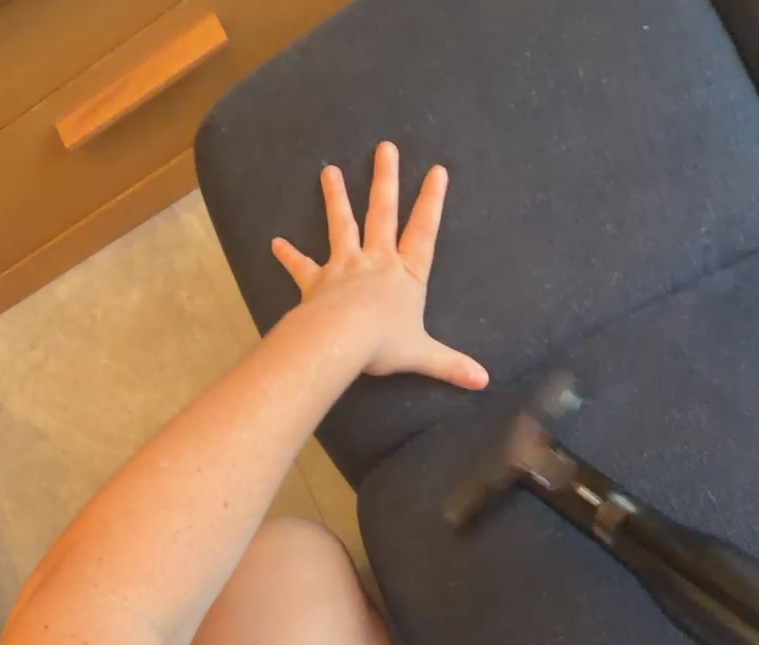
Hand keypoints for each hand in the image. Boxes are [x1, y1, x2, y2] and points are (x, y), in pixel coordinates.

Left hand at [272, 142, 488, 389]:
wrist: (343, 339)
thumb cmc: (385, 343)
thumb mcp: (424, 355)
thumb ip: (452, 365)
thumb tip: (483, 382)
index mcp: (406, 275)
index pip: (424, 232)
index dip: (432, 202)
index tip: (437, 171)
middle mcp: (376, 262)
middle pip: (383, 214)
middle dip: (385, 181)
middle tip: (384, 148)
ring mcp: (345, 267)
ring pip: (341, 226)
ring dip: (336, 198)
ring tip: (328, 171)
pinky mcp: (317, 282)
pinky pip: (301, 267)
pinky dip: (289, 256)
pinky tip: (276, 244)